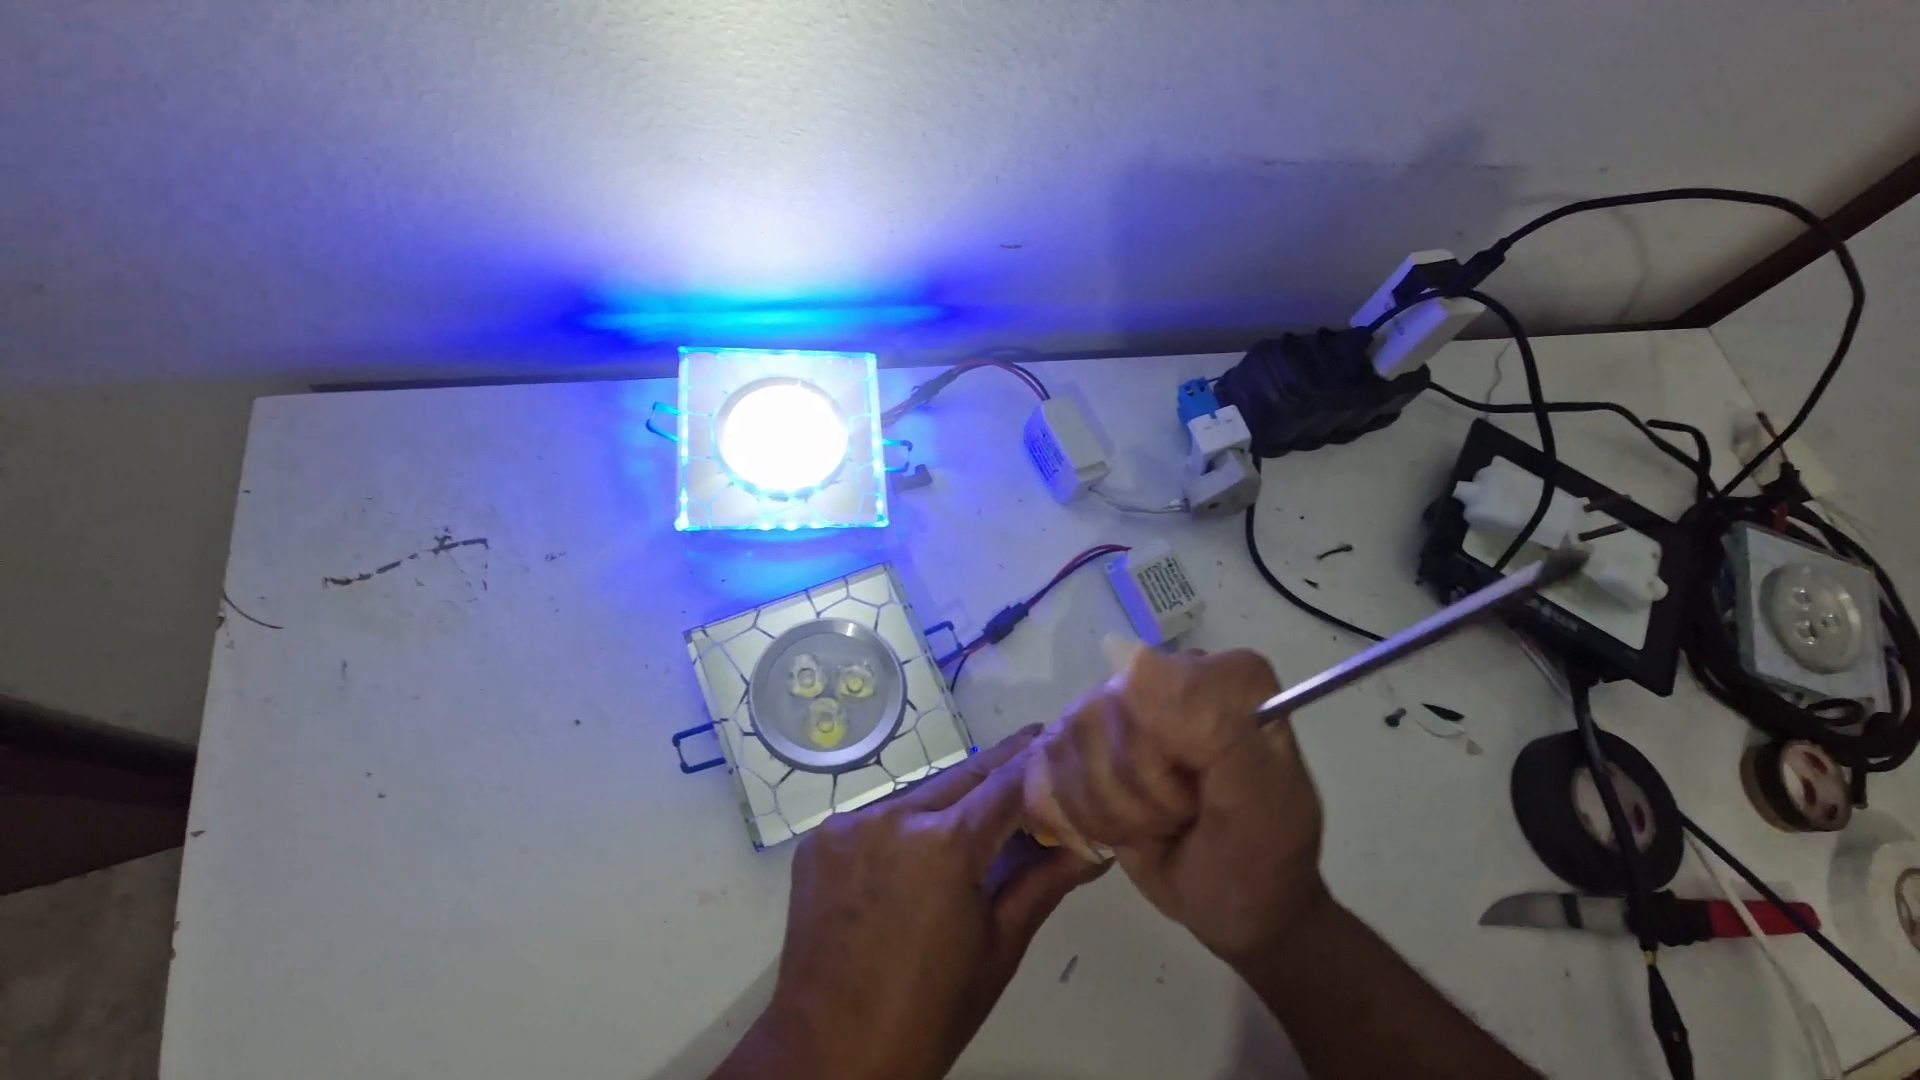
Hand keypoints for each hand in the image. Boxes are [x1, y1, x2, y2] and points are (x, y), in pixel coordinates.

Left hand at [715, 727, 1107, 1079]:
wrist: (829, 1053)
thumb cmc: (930, 1011)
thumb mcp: (1000, 945)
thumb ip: (1046, 880)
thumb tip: (1093, 844)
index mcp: (945, 844)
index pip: (1009, 780)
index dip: (1041, 759)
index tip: (1065, 743)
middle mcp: (893, 815)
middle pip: (964, 775)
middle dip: (1003, 772)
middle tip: (1037, 767)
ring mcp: (850, 823)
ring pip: (921, 792)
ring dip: (955, 800)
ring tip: (982, 823)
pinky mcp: (821, 838)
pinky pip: (880, 815)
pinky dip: (909, 824)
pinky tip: (922, 855)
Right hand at [1024, 647, 1328, 963]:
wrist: (1234, 906)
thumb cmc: (1256, 859)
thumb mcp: (1261, 800)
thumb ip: (1216, 725)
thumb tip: (1135, 658)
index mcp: (1224, 679)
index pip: (1149, 682)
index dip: (1155, 753)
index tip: (1197, 796)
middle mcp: (1171, 677)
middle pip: (1105, 713)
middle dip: (1135, 789)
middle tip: (1183, 816)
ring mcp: (1123, 707)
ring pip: (1072, 740)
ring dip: (1110, 806)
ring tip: (1157, 824)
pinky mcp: (1087, 738)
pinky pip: (1050, 762)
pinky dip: (1082, 810)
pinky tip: (1122, 825)